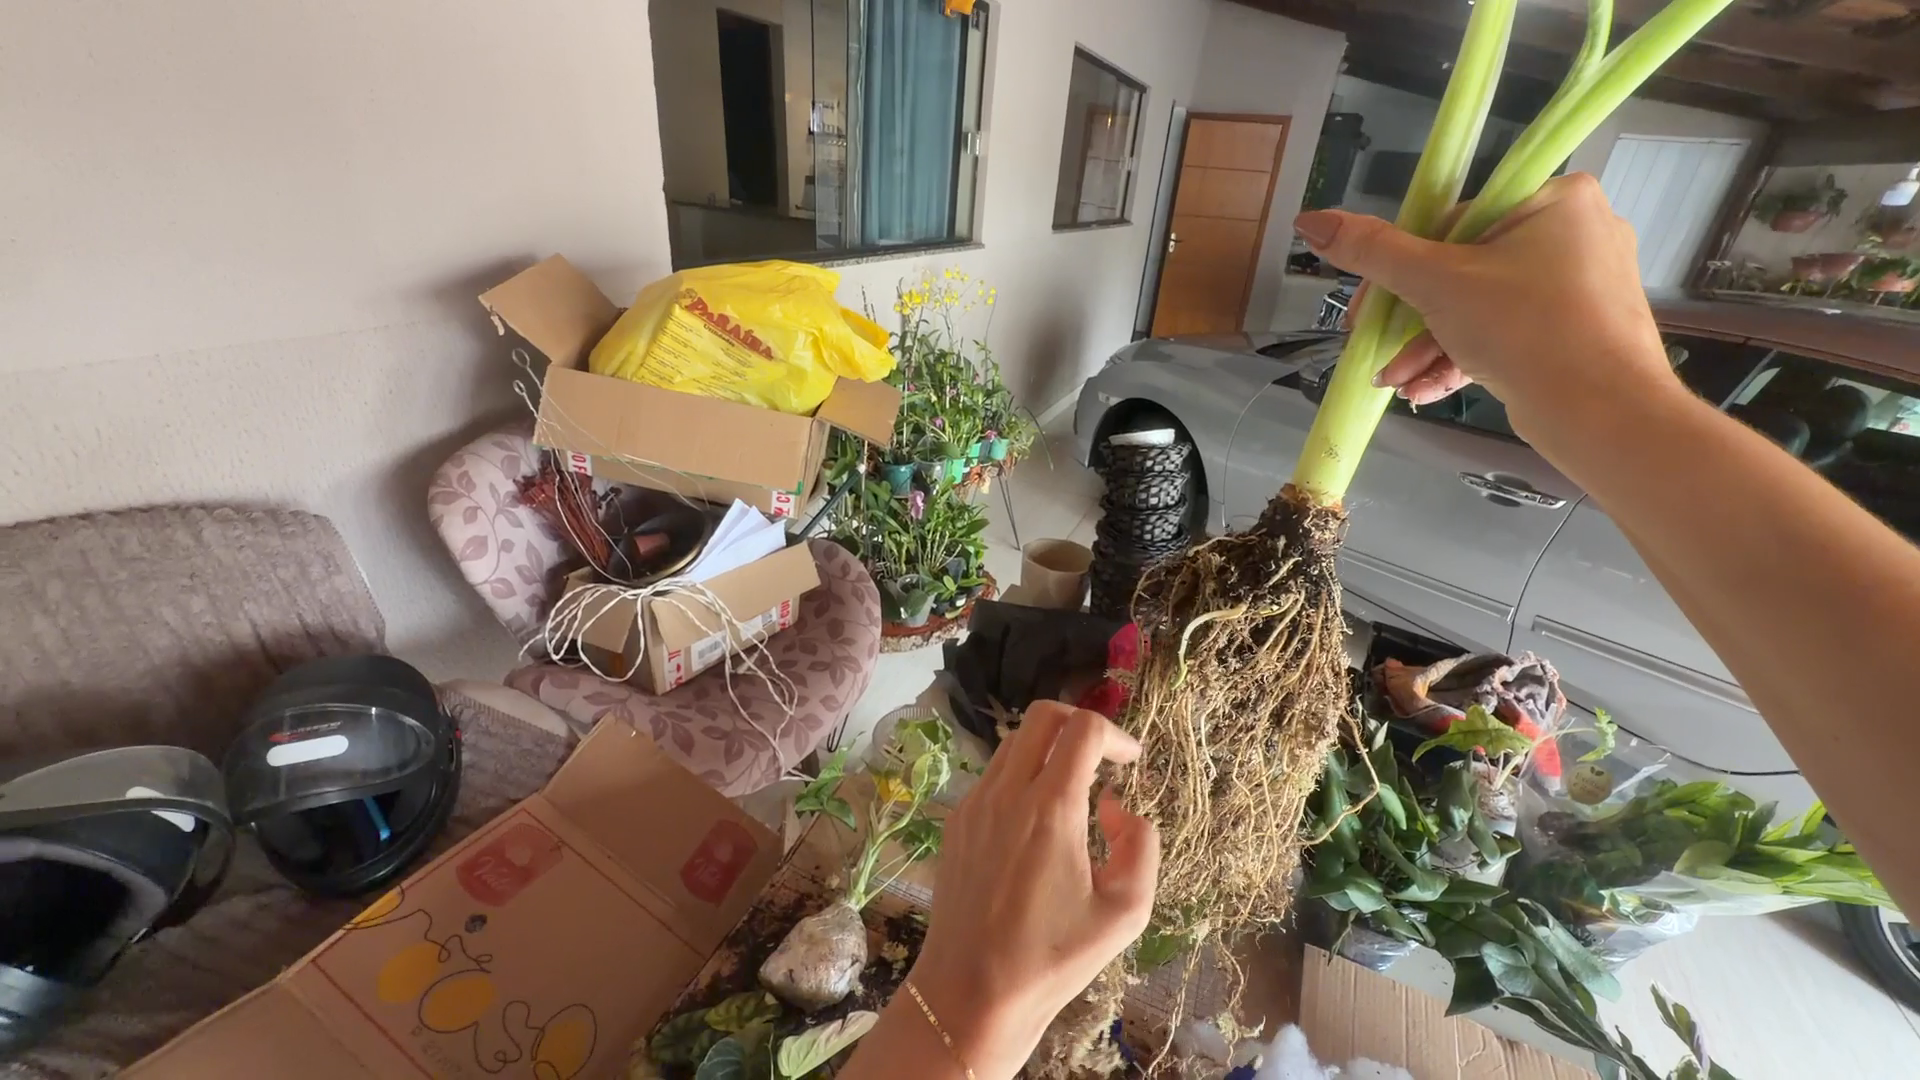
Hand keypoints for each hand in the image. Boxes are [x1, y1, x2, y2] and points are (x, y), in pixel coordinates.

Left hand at [907, 702, 1159, 1077]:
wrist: (970, 993)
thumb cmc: (1052, 959)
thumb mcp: (1124, 913)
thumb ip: (1140, 846)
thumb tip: (1118, 808)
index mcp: (1050, 809)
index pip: (1082, 729)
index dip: (1116, 734)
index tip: (1131, 762)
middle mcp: (1007, 793)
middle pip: (1042, 716)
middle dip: (1079, 723)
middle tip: (1102, 757)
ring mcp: (975, 803)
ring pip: (1014, 741)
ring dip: (1049, 749)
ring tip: (1073, 791)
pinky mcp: (958, 820)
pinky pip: (994, 774)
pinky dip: (1022, 775)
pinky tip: (1037, 821)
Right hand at [1293, 173, 1678, 438]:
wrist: (1601, 409)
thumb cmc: (1524, 328)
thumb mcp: (1435, 283)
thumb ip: (1372, 252)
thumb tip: (1310, 220)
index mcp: (1551, 200)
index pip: (1450, 223)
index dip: (1397, 269)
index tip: (1365, 312)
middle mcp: (1572, 232)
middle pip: (1458, 270)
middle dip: (1408, 323)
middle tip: (1375, 356)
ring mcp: (1577, 284)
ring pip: (1476, 309)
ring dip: (1425, 348)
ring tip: (1395, 384)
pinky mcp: (1574, 328)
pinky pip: (1502, 333)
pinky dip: (1460, 358)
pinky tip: (1425, 390)